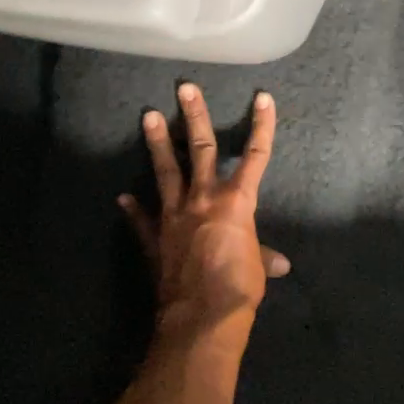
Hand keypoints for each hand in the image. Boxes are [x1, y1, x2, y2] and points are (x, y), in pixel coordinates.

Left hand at [120, 83, 287, 340]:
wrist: (201, 315)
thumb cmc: (239, 286)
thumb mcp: (259, 267)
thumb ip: (263, 256)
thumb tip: (279, 263)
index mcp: (237, 201)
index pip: (255, 155)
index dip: (261, 126)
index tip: (262, 98)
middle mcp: (204, 198)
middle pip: (201, 149)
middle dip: (194, 116)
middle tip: (184, 88)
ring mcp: (174, 215)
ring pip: (166, 171)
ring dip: (157, 144)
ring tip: (148, 116)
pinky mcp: (153, 237)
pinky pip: (142, 219)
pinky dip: (134, 208)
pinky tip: (124, 196)